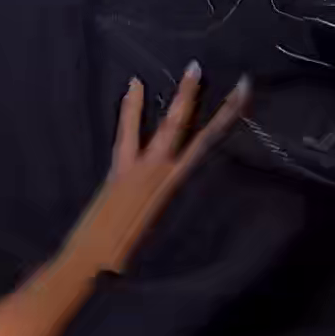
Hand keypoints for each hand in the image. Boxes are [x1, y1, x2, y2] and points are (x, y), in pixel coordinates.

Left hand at [58, 63, 248, 275]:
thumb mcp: (167, 230)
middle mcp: (164, 172)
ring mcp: (141, 167)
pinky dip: (131, 108)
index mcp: (178, 186)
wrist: (91, 266)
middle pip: (188, 127)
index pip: (209, 142)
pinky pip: (127, 133)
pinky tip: (134, 84)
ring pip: (165, 125)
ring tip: (190, 69)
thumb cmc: (133, 258)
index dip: (227, 115)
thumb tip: (201, 186)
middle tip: (208, 69)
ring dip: (179, 97)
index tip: (242, 90)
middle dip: (199, 97)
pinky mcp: (120, 169)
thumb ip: (181, 202)